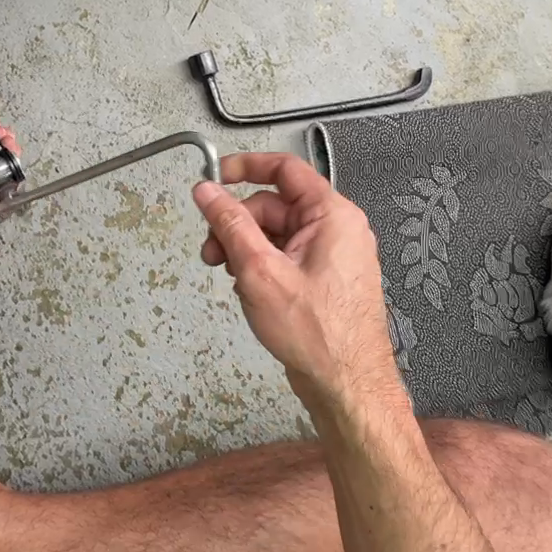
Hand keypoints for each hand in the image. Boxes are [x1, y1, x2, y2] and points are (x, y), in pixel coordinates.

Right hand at [190, 153, 398, 405]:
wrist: (346, 385)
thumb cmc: (313, 330)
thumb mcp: (258, 269)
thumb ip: (228, 223)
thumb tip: (205, 190)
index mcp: (331, 215)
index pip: (284, 169)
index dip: (244, 167)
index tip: (213, 178)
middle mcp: (337, 228)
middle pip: (272, 205)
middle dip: (234, 223)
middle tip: (210, 249)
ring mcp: (332, 254)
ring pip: (274, 232)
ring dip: (243, 246)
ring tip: (226, 274)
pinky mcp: (324, 276)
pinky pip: (283, 253)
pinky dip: (259, 263)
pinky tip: (247, 287)